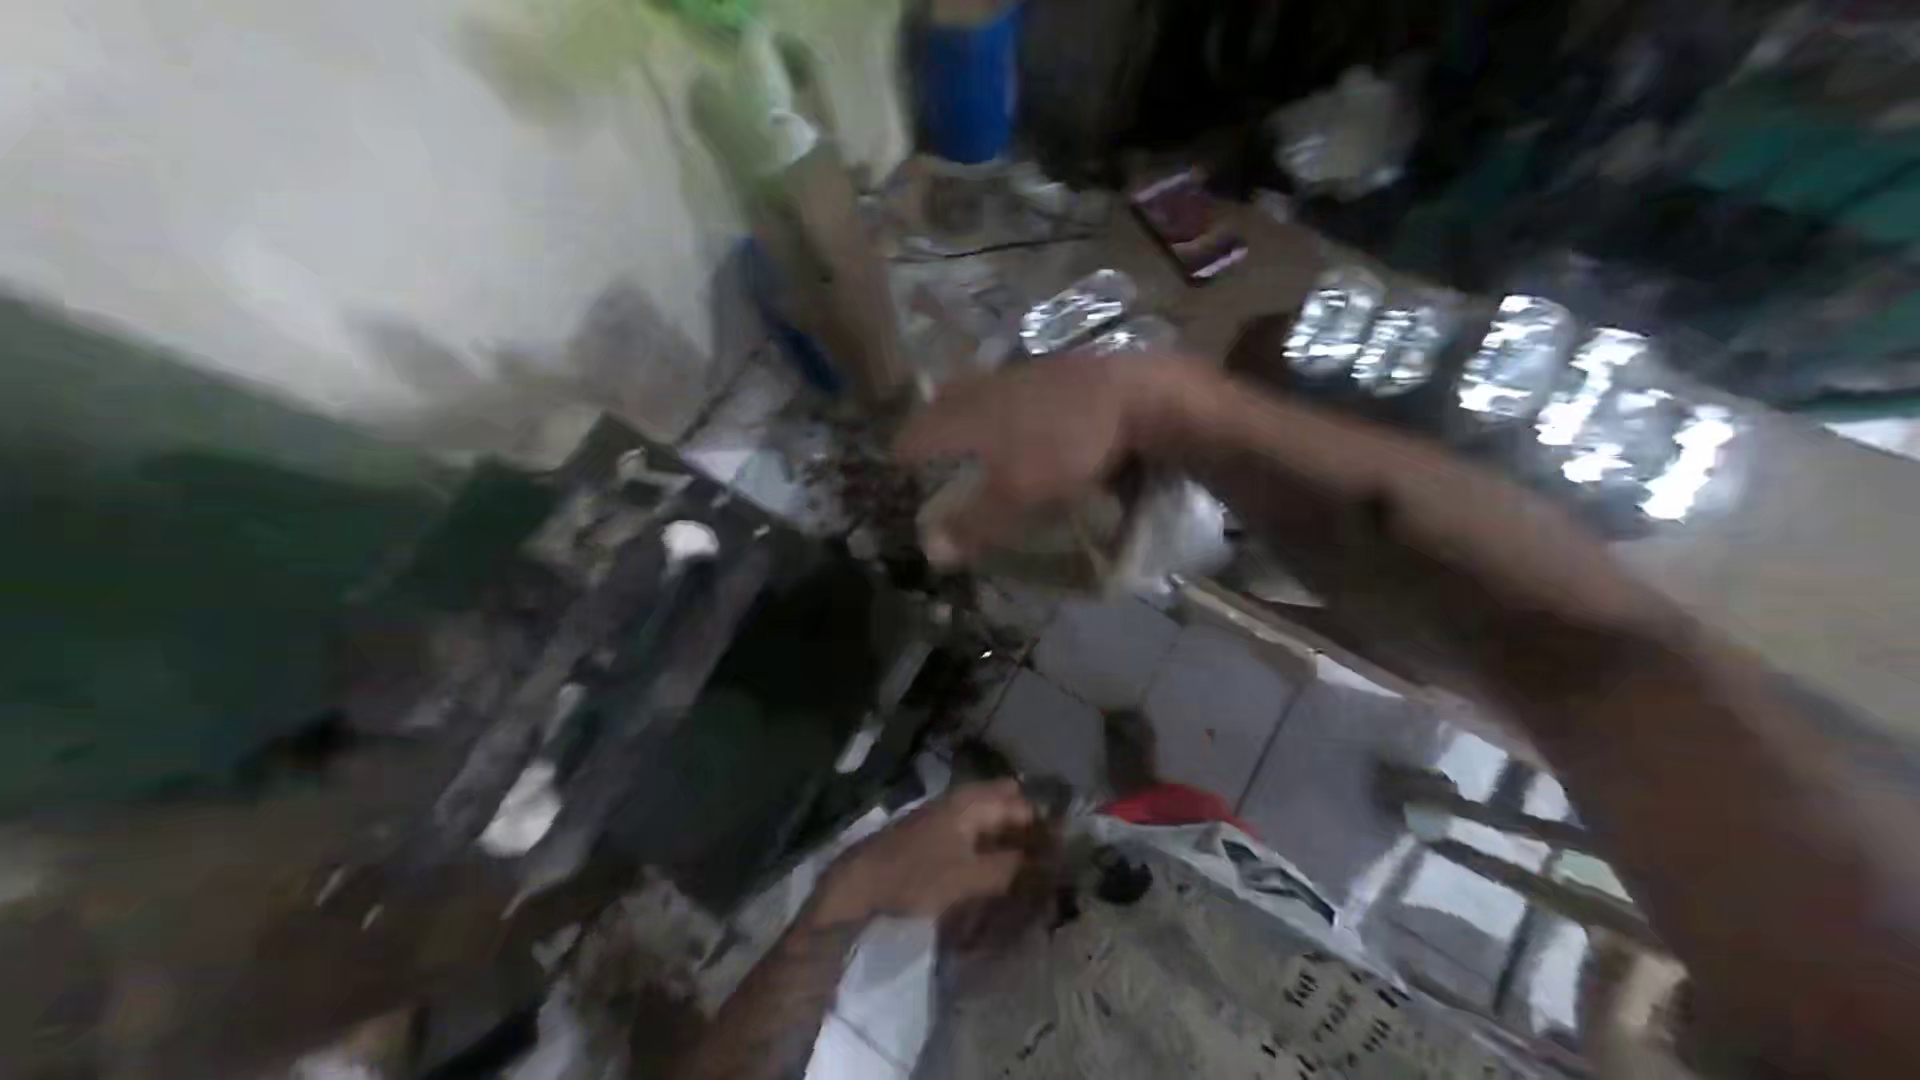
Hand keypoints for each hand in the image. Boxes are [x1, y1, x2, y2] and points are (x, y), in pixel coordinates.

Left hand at [810, 781, 1038, 923]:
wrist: (862, 880)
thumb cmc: (916, 875)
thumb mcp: (968, 877)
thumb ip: (1009, 868)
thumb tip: (1047, 863)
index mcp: (973, 801)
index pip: (1024, 805)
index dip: (1047, 827)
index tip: (1067, 852)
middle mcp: (964, 799)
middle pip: (1009, 806)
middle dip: (1031, 828)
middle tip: (1050, 860)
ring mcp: (950, 813)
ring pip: (993, 819)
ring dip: (1012, 839)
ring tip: (1032, 869)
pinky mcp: (940, 832)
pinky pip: (978, 831)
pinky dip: (993, 845)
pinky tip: (1001, 869)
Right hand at [894, 355, 1198, 565]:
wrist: (1134, 396)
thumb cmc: (1067, 448)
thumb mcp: (1018, 495)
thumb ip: (973, 523)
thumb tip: (930, 551)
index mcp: (966, 418)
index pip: (918, 434)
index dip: (903, 452)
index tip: (895, 464)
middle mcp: (984, 390)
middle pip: (942, 402)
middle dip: (929, 422)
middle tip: (926, 441)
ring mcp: (1019, 374)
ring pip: (976, 388)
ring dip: (962, 407)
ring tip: (966, 427)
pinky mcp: (1050, 370)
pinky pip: (1008, 385)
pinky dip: (998, 401)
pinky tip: (1017, 412)